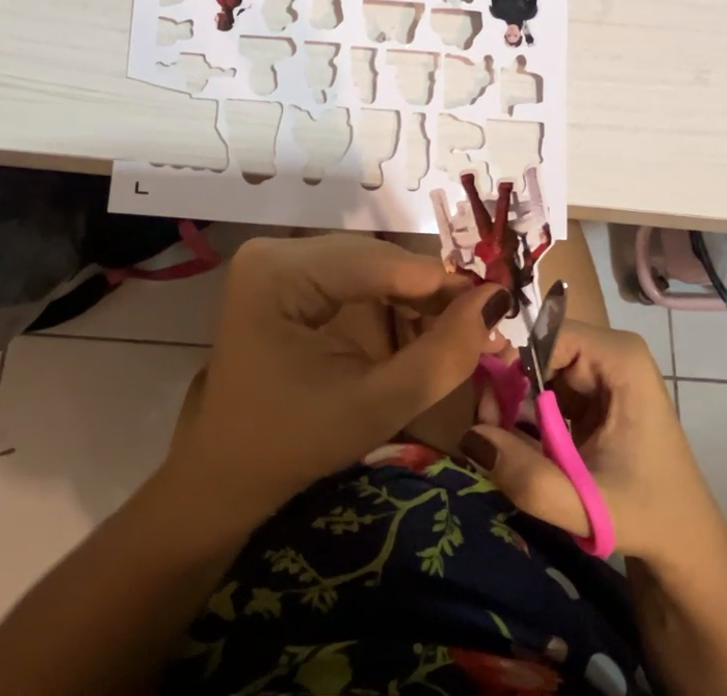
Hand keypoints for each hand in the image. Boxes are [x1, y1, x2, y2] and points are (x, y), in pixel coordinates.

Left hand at [168, 235, 512, 517]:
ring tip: (461, 336)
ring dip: (417, 300)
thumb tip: (496, 301)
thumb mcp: (376, 405)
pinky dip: (391, 307)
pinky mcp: (288, 282)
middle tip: (486, 329)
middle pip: (377, 259)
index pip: (381, 262)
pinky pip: (355, 282)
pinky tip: (422, 335)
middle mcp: (276, 252)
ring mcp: (279, 264)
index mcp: (280, 272)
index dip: (445, 284)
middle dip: (432, 294)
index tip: (501, 310)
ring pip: (372, 268)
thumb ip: (441, 355)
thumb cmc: (292, 444)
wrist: (226, 473)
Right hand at [462, 320, 704, 563]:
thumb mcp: (583, 504)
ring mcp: (600, 372)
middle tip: (491, 437)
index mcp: (621, 358)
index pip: (543, 334)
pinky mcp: (590, 394)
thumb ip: (526, 474)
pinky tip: (520, 449)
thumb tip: (471, 438)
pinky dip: (524, 418)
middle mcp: (611, 353)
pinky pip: (541, 390)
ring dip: (511, 408)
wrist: (683, 541)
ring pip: (532, 371)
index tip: (494, 416)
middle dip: (507, 392)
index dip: (512, 370)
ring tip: (504, 448)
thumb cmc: (646, 516)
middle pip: (535, 350)